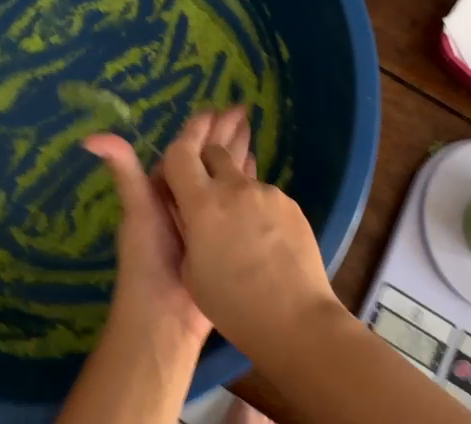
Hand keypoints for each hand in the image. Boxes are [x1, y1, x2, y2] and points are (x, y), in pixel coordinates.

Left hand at [82, 107, 254, 348]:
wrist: (166, 315)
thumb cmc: (148, 258)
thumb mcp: (137, 208)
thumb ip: (123, 170)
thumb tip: (90, 137)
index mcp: (163, 187)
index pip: (186, 146)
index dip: (203, 125)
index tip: (221, 105)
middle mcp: (185, 197)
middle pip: (207, 156)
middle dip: (224, 132)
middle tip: (244, 108)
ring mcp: (206, 216)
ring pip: (224, 173)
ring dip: (237, 150)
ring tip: (252, 127)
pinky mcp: (225, 233)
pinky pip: (237, 196)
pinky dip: (246, 178)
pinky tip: (257, 164)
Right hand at [162, 110, 343, 353]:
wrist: (295, 317)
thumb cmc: (233, 304)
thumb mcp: (191, 270)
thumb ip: (186, 228)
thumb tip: (187, 210)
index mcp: (202, 203)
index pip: (179, 154)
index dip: (175, 154)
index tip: (176, 164)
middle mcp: (235, 187)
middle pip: (214, 152)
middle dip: (205, 164)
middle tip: (205, 192)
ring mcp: (267, 192)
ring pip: (242, 176)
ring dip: (233, 191)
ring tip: (240, 229)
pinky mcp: (290, 202)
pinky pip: (265, 196)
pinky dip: (257, 208)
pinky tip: (264, 239)